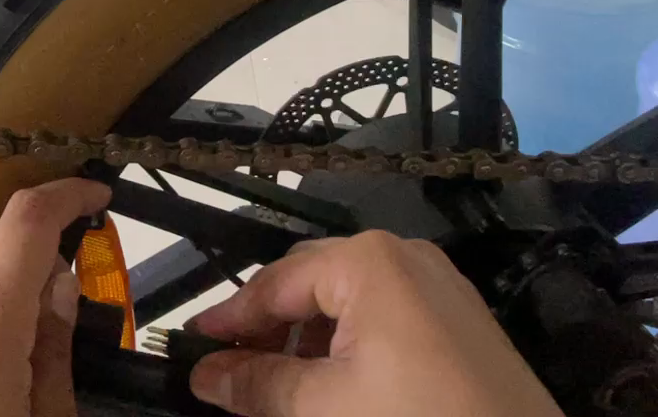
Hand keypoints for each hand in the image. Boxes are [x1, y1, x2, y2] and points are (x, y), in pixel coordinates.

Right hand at [189, 232, 564, 416]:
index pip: (276, 282)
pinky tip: (340, 388)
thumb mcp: (328, 409)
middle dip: (271, 330)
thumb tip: (203, 376)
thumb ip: (259, 385)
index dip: (231, 317)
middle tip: (235, 371)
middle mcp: (402, 255)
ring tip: (286, 387)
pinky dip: (351, 346)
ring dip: (309, 342)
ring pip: (348, 302)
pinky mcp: (461, 320)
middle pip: (311, 284)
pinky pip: (386, 317)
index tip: (195, 348)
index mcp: (367, 260)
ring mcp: (438, 285)